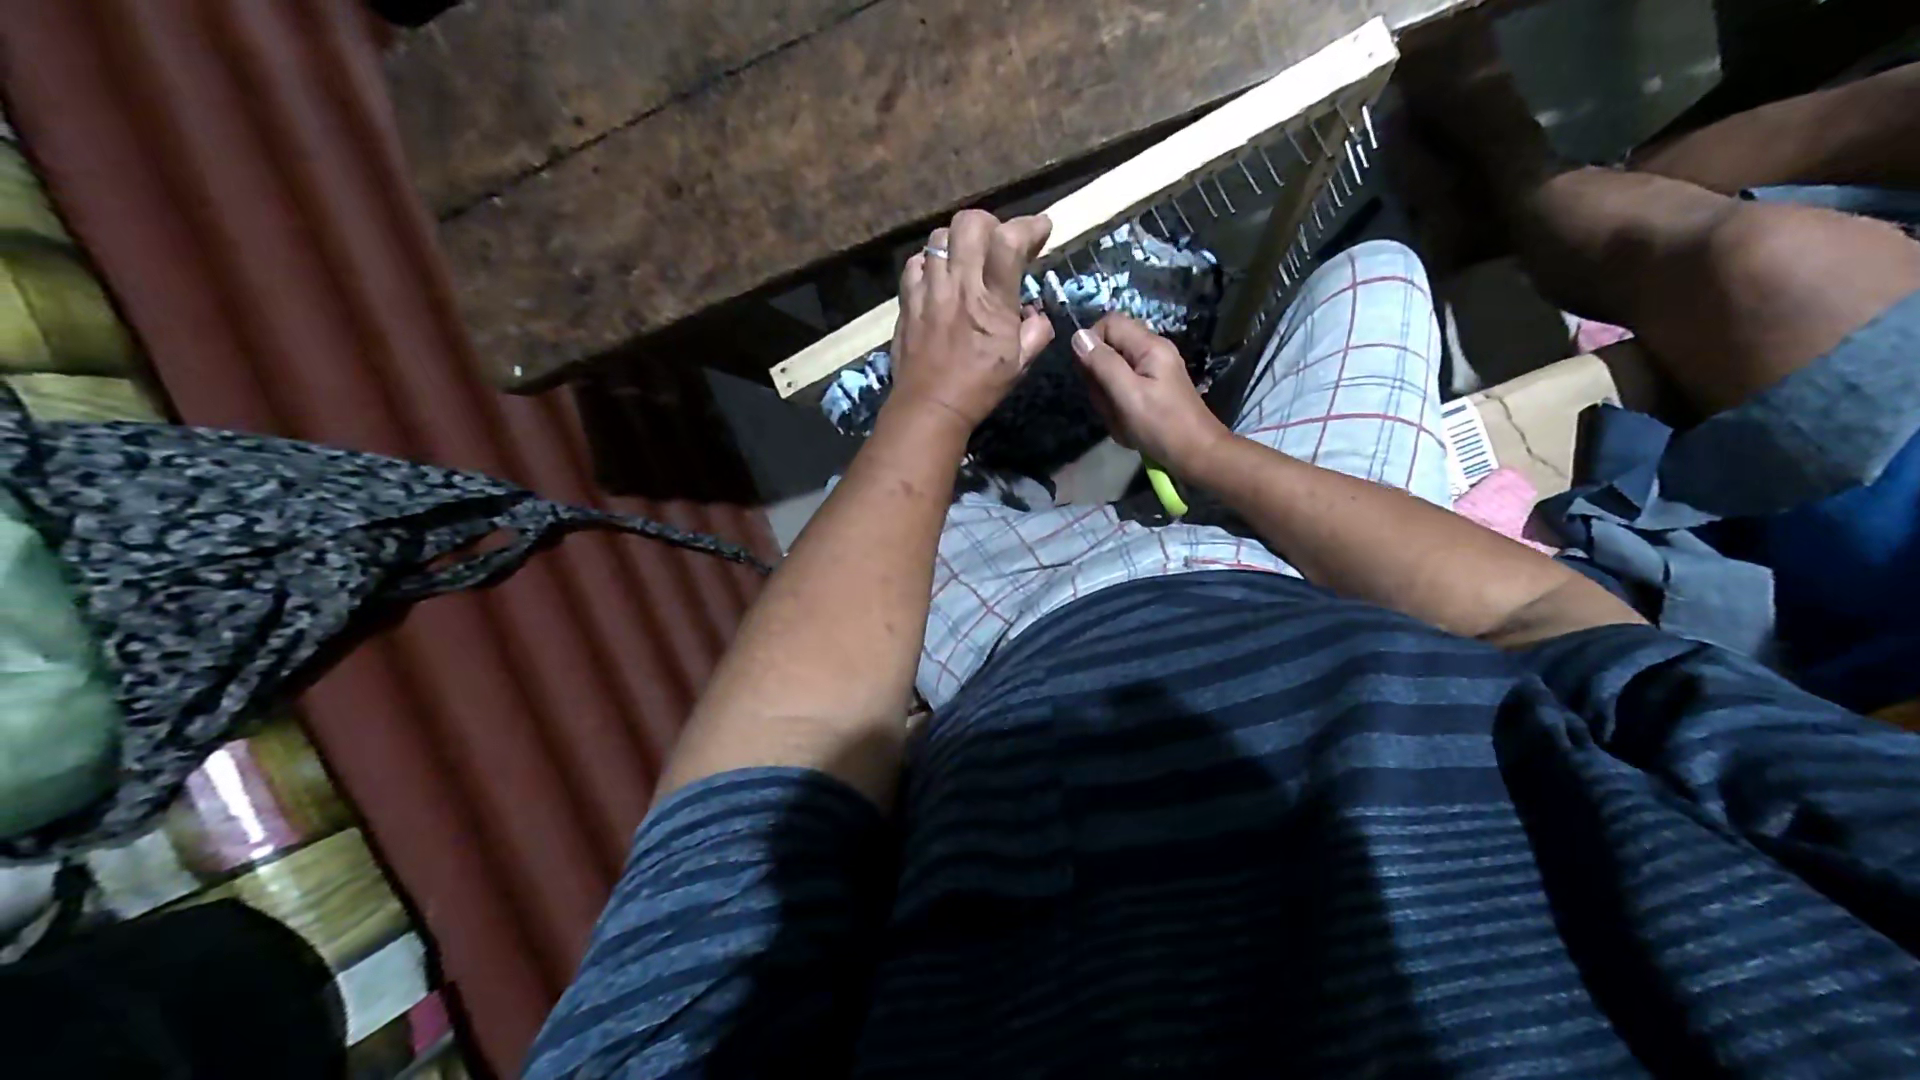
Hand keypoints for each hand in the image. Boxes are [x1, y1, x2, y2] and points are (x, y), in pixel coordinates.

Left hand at [885, 210, 1054, 437]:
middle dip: (990, 223)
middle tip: (997, 242)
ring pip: (939, 237)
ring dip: (958, 242)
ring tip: (966, 260)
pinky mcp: (907, 301)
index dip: (1029, 226)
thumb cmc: (978, 388)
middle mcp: (958, 286)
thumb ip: (1036, 332)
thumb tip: (1036, 315)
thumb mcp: (1020, 364)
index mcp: (992, 302)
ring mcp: (928, 291)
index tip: (1040, 231)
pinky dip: (929, 262)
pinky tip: (938, 277)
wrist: (929, 407)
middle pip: (969, 224)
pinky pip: (915, 263)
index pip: (1010, 240)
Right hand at [1073, 314, 1231, 474]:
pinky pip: (1122, 389)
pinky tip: (1126, 423)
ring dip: (1107, 396)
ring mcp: (1154, 371)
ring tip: (1119, 416)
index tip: (1088, 373)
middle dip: (1099, 376)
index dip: (1091, 343)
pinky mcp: (1153, 388)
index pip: (1109, 323)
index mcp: (1149, 346)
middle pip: (1109, 348)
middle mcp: (1152, 351)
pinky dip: (1118, 406)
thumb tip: (1078, 336)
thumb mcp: (1127, 395)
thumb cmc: (1162, 425)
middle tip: (1109, 402)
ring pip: (1112, 372)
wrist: (1196, 454)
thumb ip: (1103, 364)